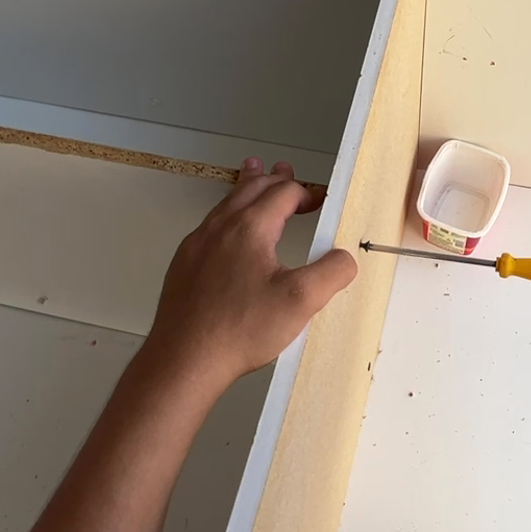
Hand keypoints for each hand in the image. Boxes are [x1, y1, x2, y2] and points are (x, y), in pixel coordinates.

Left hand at [143, 158, 357, 400]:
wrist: (184, 359)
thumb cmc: (242, 329)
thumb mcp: (301, 301)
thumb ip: (332, 272)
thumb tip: (346, 257)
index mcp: (250, 228)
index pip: (283, 193)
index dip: (306, 192)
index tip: (321, 201)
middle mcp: (220, 227)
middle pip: (251, 188)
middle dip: (275, 179)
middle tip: (289, 172)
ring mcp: (197, 245)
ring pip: (226, 203)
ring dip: (247, 187)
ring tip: (254, 172)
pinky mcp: (184, 265)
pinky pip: (210, 225)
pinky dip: (228, 212)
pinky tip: (229, 230)